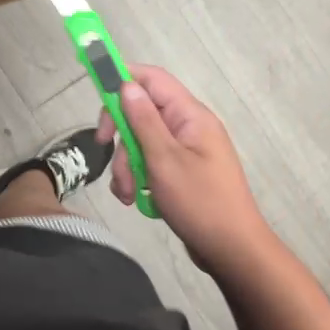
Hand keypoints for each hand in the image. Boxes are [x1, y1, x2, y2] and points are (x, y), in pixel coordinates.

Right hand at [97, 66, 271, 269]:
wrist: (233, 251)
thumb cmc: (200, 202)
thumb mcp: (164, 160)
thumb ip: (143, 120)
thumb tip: (126, 85)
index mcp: (190, 115)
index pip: (152, 79)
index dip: (122, 79)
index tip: (97, 95)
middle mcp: (188, 126)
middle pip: (141, 112)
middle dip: (120, 135)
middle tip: (105, 151)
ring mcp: (185, 150)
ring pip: (141, 141)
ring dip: (127, 164)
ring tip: (127, 193)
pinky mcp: (181, 172)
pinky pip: (150, 163)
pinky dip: (137, 178)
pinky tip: (134, 198)